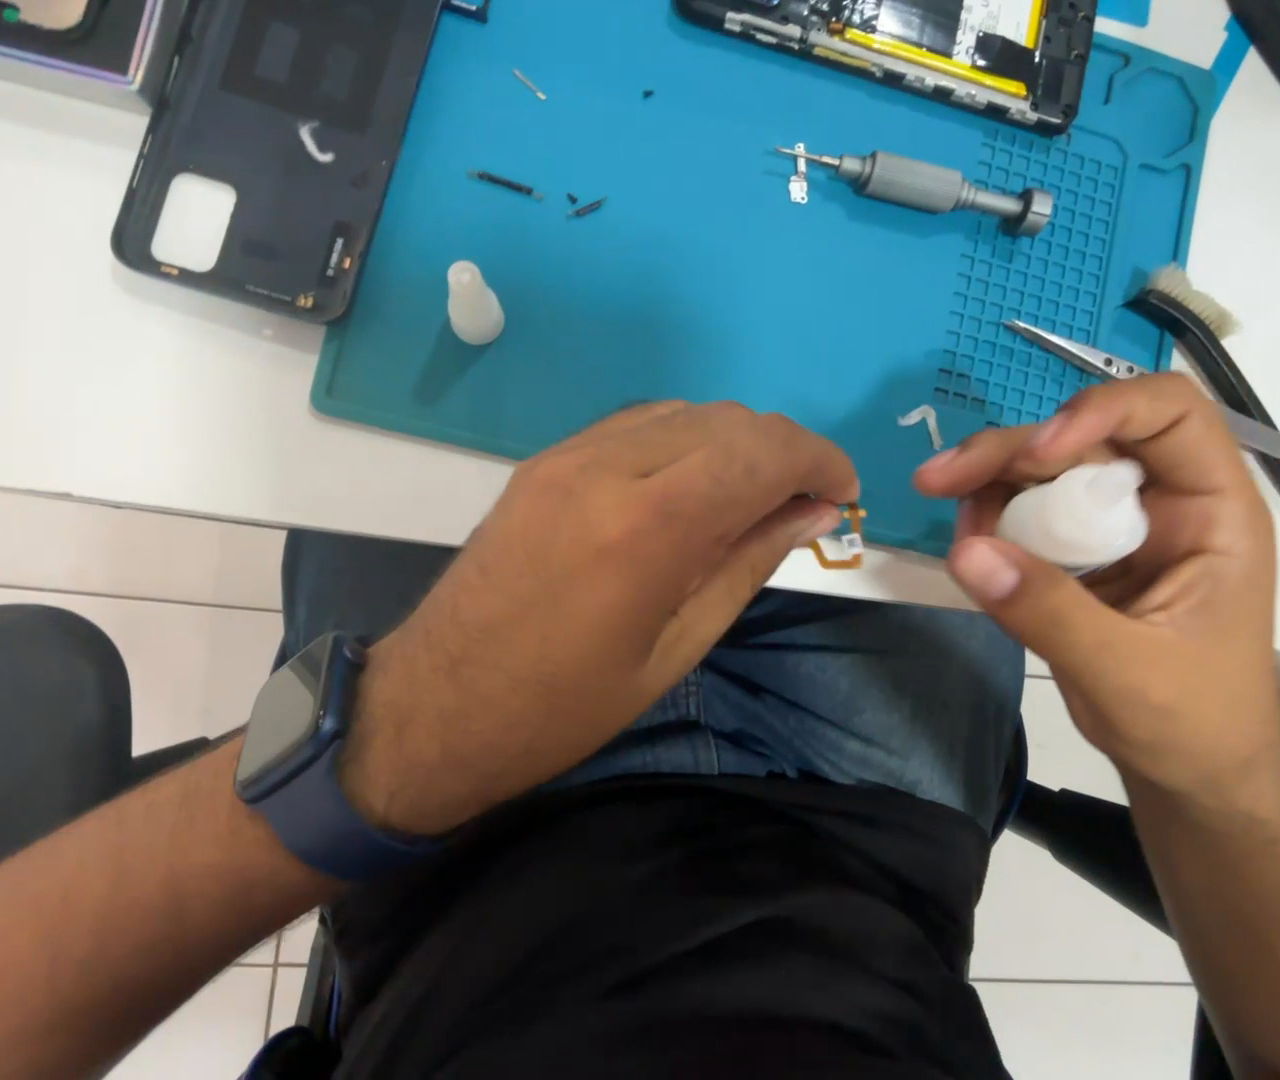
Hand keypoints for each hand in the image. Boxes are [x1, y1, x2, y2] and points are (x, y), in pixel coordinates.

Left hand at [344, 402, 857, 834]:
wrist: (436, 704)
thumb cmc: (563, 707)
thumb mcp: (675, 649)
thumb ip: (746, 565)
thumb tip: (812, 513)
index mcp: (646, 527)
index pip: (760, 452)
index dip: (818, 461)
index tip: (842, 496)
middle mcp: (606, 467)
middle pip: (727, 420)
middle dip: (783, 450)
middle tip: (804, 504)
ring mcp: (567, 456)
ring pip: (684, 412)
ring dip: (734, 442)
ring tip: (752, 497)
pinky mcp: (544, 461)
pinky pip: (636, 425)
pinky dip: (684, 441)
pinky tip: (692, 486)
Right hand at [912, 374, 1279, 794]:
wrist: (1189, 771)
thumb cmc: (1193, 721)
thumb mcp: (1126, 671)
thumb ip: (1049, 612)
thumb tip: (964, 551)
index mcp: (1212, 511)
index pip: (1169, 416)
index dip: (1102, 411)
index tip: (1038, 455)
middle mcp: (1162, 502)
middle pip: (1083, 439)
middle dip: (1009, 451)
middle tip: (937, 481)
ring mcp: (1115, 526)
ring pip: (1044, 472)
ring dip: (988, 486)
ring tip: (956, 531)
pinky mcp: (1077, 554)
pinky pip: (1024, 516)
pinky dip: (987, 524)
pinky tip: (968, 549)